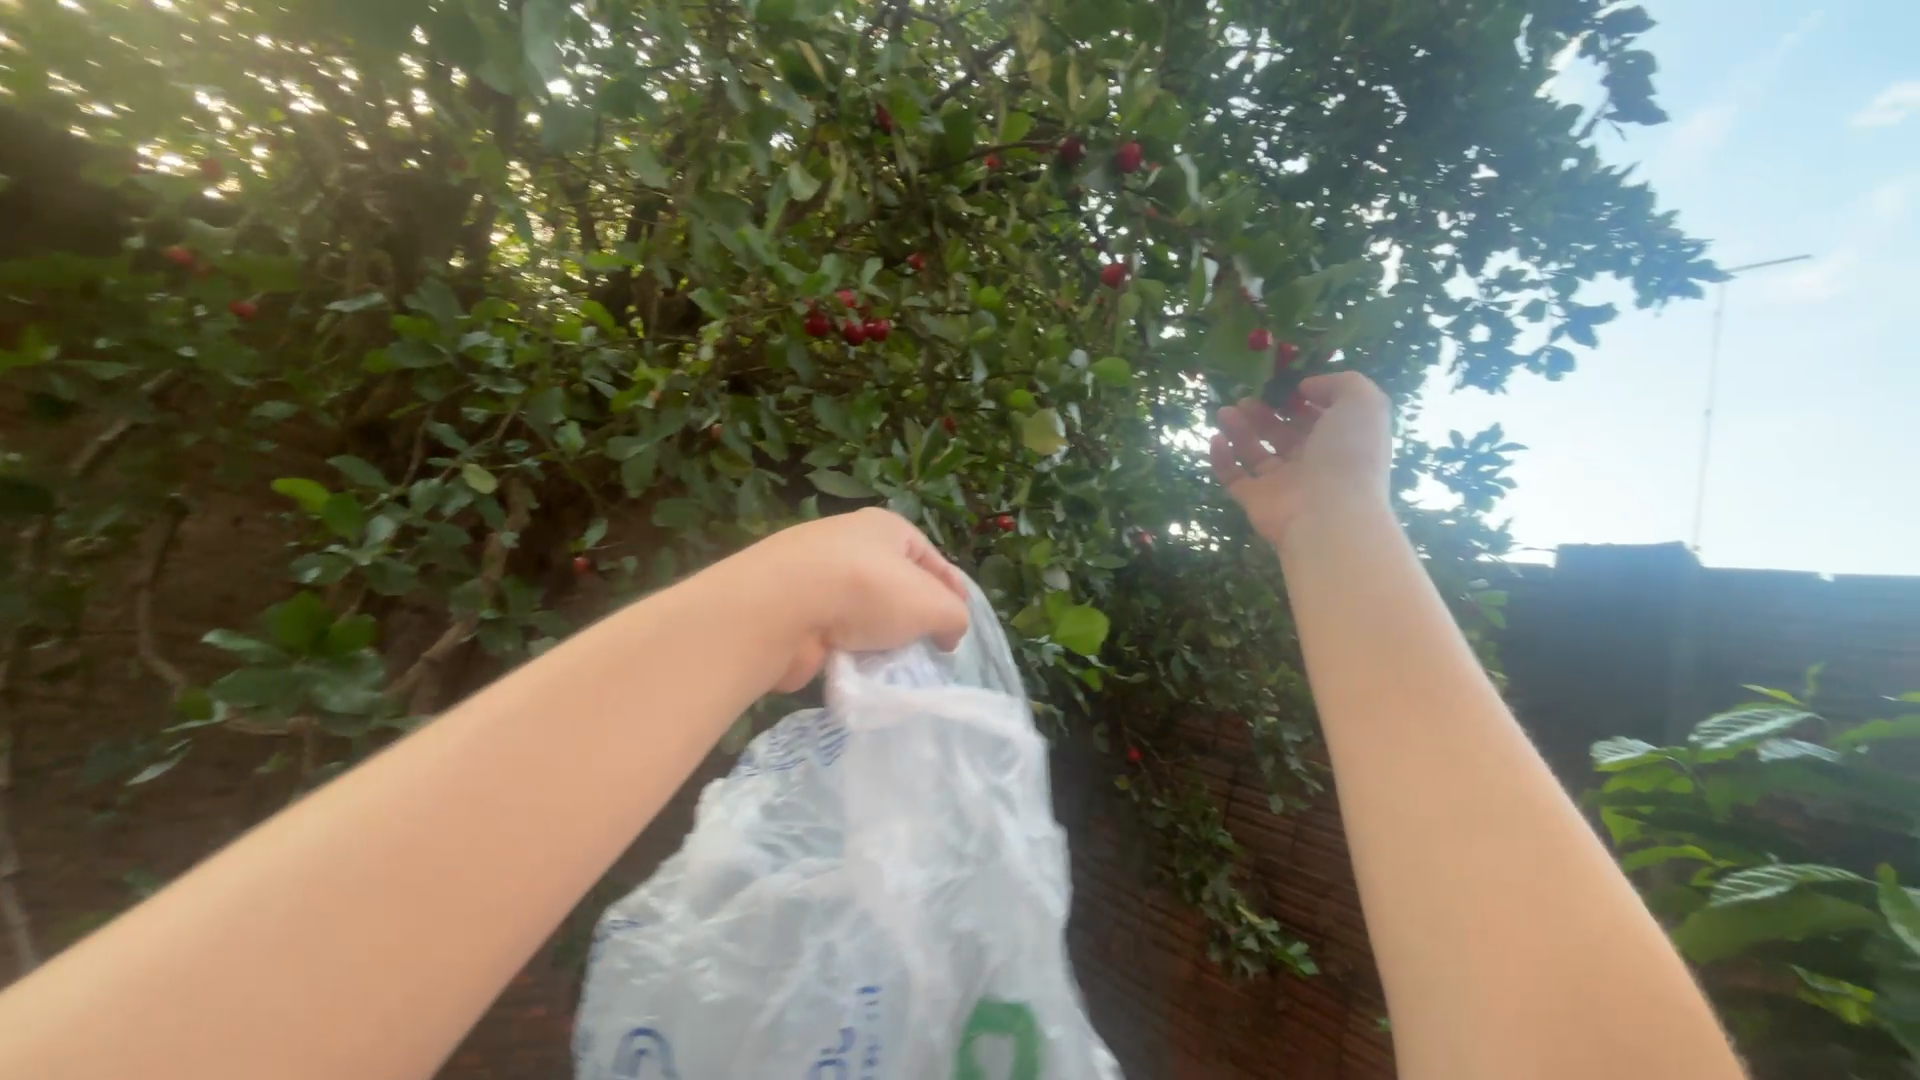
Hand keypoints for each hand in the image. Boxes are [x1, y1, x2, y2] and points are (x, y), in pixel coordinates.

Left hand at [712, 508, 970, 690]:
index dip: (951, 588)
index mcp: (884, 527)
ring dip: (877, 637)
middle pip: (894, 584)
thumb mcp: (934, 604)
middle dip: (912, 616)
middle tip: (930, 647)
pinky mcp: (790, 610)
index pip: (929, 556)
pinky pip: (831, 633)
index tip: (960, 623)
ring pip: (861, 612)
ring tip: (893, 664)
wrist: (779, 609)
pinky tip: (856, 669)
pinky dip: (845, 652)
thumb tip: (947, 632)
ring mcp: (813, 576)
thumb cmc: (867, 591)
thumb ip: (953, 617)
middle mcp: (847, 544)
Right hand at [1209, 371, 1392, 546]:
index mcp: (1339, 441)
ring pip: (1254, 452)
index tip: (1284, 386)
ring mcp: (1281, 483)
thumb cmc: (1349, 453)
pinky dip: (1222, 458)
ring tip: (1225, 412)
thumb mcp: (1362, 402)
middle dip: (1264, 413)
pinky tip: (1216, 438)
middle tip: (1245, 399)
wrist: (1329, 513)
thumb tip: (1306, 387)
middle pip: (1282, 433)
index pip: (1317, 418)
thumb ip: (1340, 383)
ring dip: (1239, 430)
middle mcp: (1311, 462)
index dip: (1301, 400)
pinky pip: (1233, 477)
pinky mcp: (1255, 499)